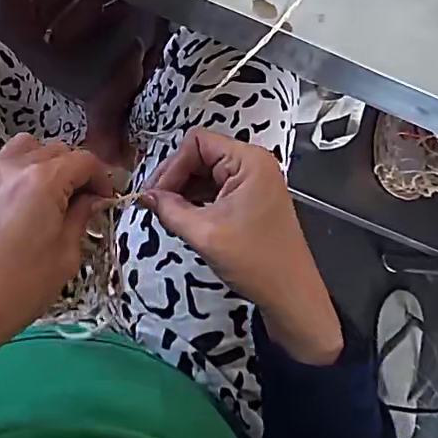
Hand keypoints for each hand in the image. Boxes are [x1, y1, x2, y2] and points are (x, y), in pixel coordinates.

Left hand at [0, 134, 114, 397]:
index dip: (101, 178)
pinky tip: (24, 203)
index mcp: (44, 180)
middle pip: (58, 149)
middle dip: (76, 170)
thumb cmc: (18, 286)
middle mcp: (16, 167)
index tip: (105, 198)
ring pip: (28, 149)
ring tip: (52, 194)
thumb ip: (82, 216)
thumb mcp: (65, 254)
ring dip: (47, 164)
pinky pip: (4, 164)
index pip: (85, 160)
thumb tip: (91, 200)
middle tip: (84, 200)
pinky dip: (21, 173)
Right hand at [140, 128, 343, 364]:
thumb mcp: (205, 233)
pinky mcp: (250, 198)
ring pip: (206, 173)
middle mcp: (254, 164)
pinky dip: (196, 199)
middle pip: (201, 155)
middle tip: (153, 202)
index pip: (197, 143)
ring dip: (183, 190)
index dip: (172, 166)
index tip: (155, 193)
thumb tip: (147, 196)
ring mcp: (253, 181)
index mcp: (249, 161)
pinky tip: (182, 216)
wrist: (290, 294)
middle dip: (175, 177)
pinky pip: (216, 188)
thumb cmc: (258, 262)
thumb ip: (170, 209)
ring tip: (165, 212)